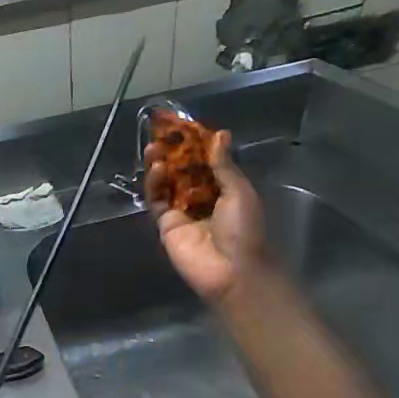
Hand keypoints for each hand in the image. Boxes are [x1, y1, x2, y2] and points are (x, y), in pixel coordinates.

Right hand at [145, 130, 269, 304]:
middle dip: (172, 152)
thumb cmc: (244, 230)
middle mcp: (201, 197)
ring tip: (154, 147)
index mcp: (224, 190)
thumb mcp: (239, 192)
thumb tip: (219, 134)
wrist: (232, 271)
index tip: (183, 127)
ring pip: (166, 181)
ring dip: (160, 163)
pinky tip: (156, 168)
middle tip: (161, 134)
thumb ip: (223, 165)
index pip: (205, 162)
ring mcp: (181, 210)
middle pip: (182, 170)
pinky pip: (156, 199)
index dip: (194, 145)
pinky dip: (154, 183)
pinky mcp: (164, 222)